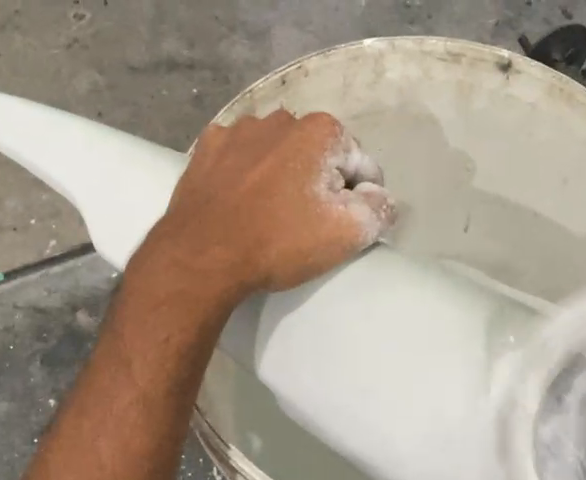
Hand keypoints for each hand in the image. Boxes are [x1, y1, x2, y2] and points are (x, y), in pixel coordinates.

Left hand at [137, 110, 394, 303]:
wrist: (202, 255)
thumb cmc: (280, 243)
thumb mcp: (346, 234)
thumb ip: (379, 210)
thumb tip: (382, 198)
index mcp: (321, 131)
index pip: (362, 167)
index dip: (360, 201)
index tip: (342, 227)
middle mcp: (281, 117)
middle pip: (319, 156)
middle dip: (321, 186)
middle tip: (307, 226)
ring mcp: (239, 128)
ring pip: (279, 155)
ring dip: (284, 179)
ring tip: (272, 217)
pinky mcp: (207, 148)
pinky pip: (242, 159)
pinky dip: (248, 177)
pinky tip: (243, 205)